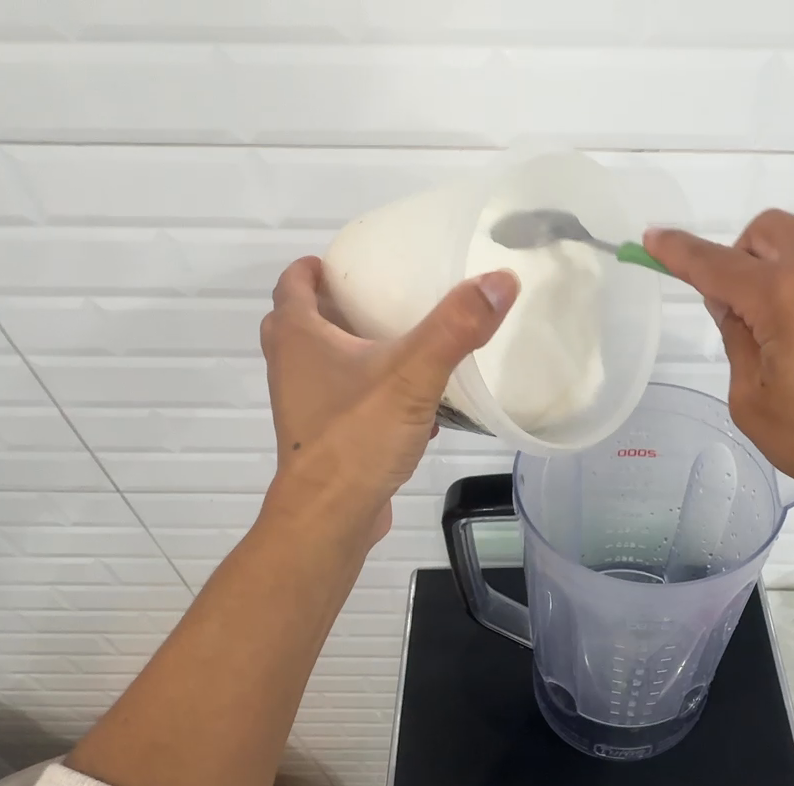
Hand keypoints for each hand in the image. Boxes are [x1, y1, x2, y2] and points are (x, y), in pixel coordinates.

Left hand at [259, 256, 516, 542]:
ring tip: (399, 347)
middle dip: (333, 308)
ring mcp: (305, 409)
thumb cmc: (357, 436)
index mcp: (299, 338)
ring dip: (352, 354)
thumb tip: (501, 280)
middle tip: (374, 301)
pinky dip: (372, 397)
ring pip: (323, 367)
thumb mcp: (412, 374)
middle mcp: (292, 369)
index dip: (314, 268)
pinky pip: (347, 406)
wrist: (331, 515)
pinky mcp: (326, 443)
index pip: (293, 285)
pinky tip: (416, 410)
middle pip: (301, 324)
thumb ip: (455, 327)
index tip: (343, 262)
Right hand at [644, 211, 793, 525]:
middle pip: (765, 232)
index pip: (714, 263)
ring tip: (778, 334)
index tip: (652, 240)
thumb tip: (736, 307)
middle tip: (734, 314)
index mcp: (782, 293)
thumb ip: (737, 342)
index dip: (678, 253)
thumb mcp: (754, 402)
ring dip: (775, 268)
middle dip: (737, 257)